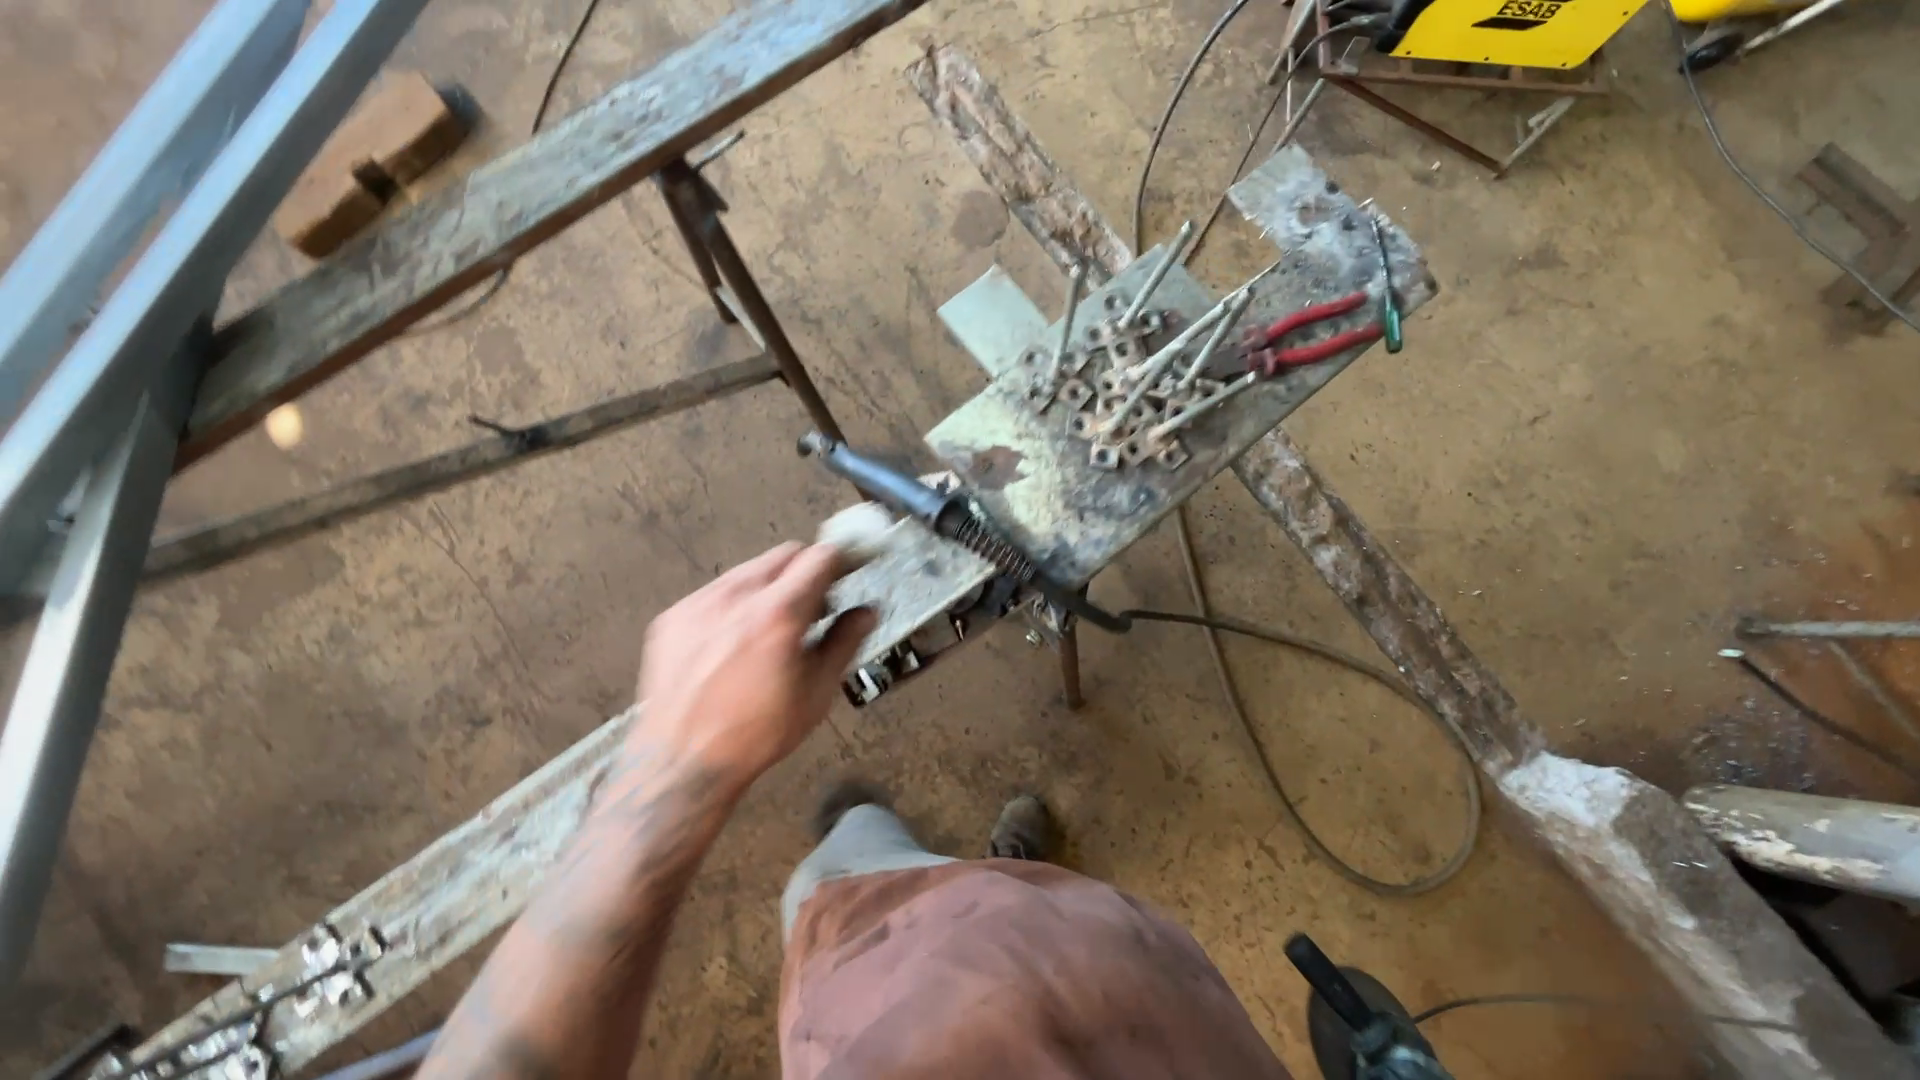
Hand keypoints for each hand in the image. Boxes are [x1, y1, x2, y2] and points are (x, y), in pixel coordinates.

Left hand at [629, 542, 875, 792]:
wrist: (682, 762)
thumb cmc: (754, 735)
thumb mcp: (815, 693)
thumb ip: (844, 642)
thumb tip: (865, 613)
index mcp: (778, 614)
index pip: (819, 557)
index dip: (841, 561)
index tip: (849, 570)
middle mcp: (735, 598)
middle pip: (784, 555)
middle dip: (806, 571)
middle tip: (816, 605)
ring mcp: (699, 605)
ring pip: (748, 571)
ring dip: (770, 587)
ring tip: (774, 628)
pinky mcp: (673, 618)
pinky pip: (714, 593)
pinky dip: (734, 605)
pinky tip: (736, 643)